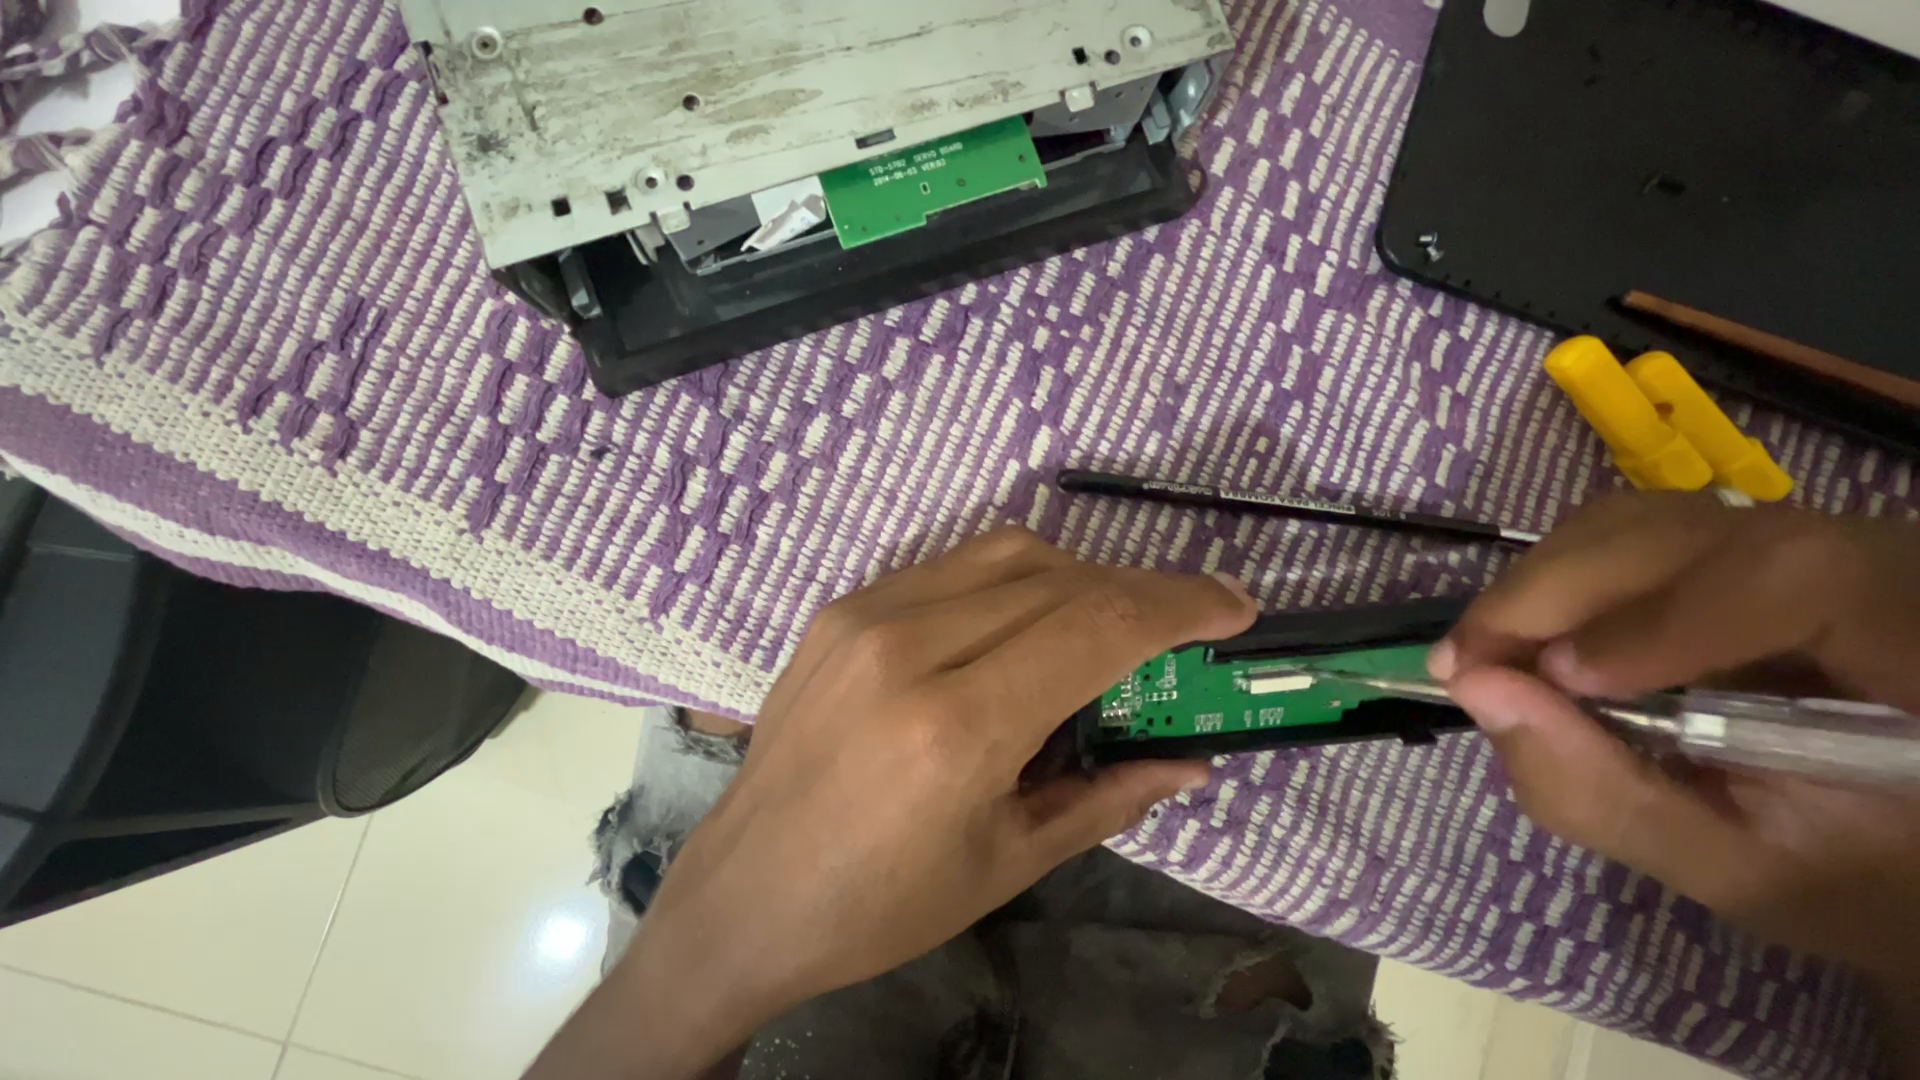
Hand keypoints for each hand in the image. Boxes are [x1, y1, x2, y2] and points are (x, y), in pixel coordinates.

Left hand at [525, 527, 1255, 1079]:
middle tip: (1175, 635)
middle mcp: (909, 645)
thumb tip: (1193, 757)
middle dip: (1138, 593)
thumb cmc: (881, 904)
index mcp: (958, 723)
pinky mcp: (839, 607)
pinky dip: (1011, 580)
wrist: (744, 894)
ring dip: (1077, 578)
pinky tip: (1021, 627)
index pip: (1097, 623)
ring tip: (1102, 630)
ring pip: (1008, 553)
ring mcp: (865, 615)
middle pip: (1061, 577)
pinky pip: (951, 565)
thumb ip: (1109, 795)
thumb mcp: (1008, 862)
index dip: (1179, 603)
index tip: (1232, 608)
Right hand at [1432, 491, 1919, 986]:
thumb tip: (1476, 690)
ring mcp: (1805, 538)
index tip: (1561, 681)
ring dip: (1537, 584)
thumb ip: (1606, 795)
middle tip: (1464, 664)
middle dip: (1550, 594)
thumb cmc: (1842, 874)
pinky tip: (1527, 636)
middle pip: (1681, 531)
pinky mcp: (1745, 542)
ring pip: (1636, 521)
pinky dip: (1554, 581)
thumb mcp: (1736, 871)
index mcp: (1917, 647)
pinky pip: (1626, 535)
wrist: (1897, 840)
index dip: (1662, 618)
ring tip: (1485, 654)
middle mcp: (1874, 563)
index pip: (1794, 579)